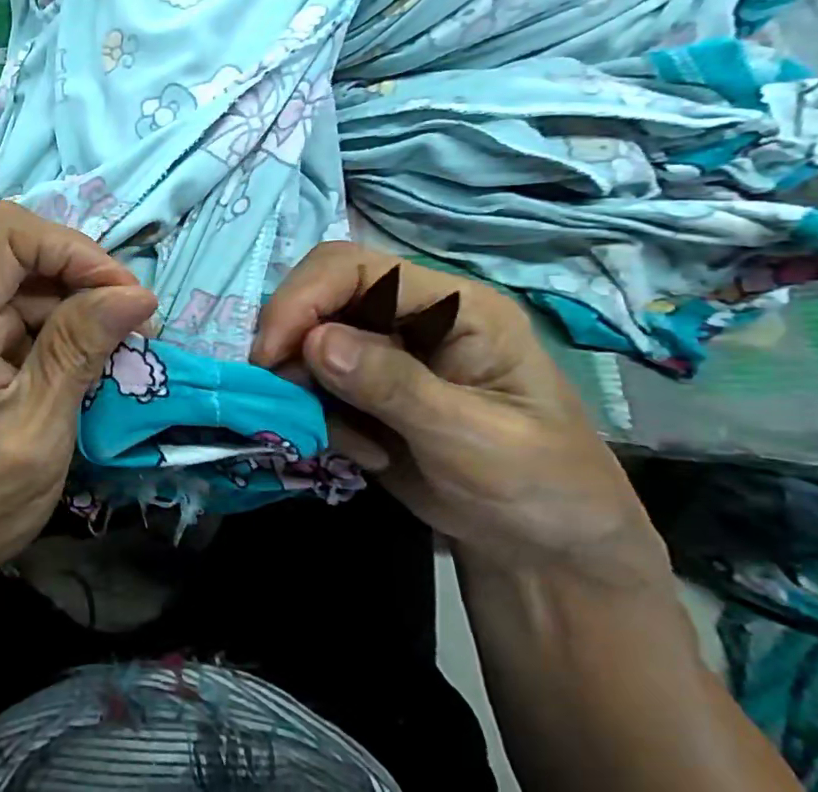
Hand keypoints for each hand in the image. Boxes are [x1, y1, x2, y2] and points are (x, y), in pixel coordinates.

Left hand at [0, 203, 156, 658]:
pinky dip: (66, 322)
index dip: (68, 247)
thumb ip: (80, 347)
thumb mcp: (42, 424)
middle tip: (132, 316)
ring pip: (27, 279)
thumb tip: (135, 292)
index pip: (4, 235)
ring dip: (79, 298)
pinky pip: (25, 311)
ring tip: (124, 340)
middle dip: (80, 271)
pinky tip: (97, 351)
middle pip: (16, 250)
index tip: (119, 290)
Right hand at [253, 242, 667, 582]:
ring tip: (347, 442)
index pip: (353, 268)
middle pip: (316, 298)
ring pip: (302, 344)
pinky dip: (316, 417)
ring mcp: (382, 353)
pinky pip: (308, 384)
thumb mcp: (473, 439)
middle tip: (286, 397)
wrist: (546, 548)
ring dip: (304, 391)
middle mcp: (409, 316)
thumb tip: (315, 341)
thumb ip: (395, 386)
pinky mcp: (359, 388)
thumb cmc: (540, 486)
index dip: (301, 299)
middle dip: (291, 346)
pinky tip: (361, 454)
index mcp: (453, 307)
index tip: (270, 355)